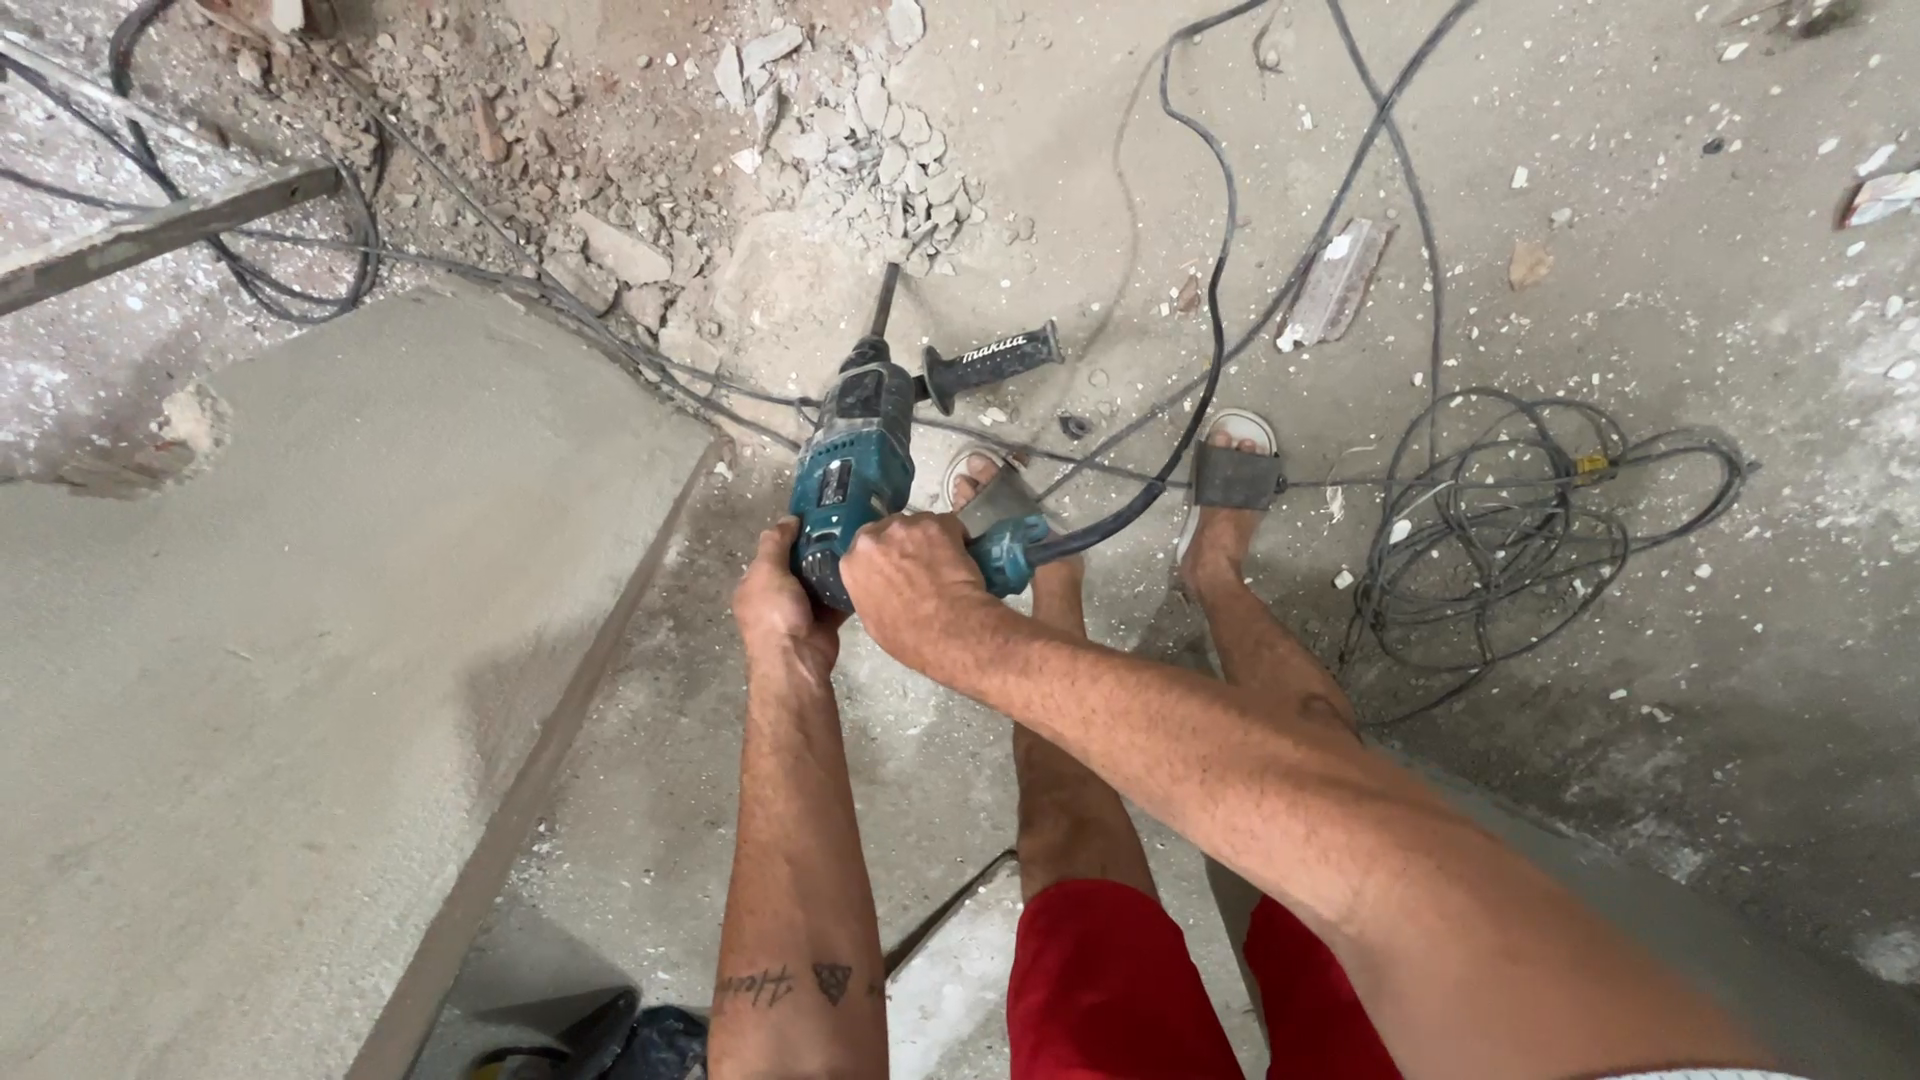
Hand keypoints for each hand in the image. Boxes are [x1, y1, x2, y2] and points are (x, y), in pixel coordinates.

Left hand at [733, 517, 844, 678]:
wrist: (797, 659)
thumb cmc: (774, 613)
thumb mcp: (767, 571)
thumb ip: (775, 542)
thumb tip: (788, 518)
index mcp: (755, 585)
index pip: (771, 554)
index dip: (790, 536)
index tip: (814, 519)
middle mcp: (776, 597)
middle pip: (797, 566)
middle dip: (816, 550)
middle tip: (842, 528)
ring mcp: (801, 611)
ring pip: (819, 582)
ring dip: (833, 567)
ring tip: (855, 543)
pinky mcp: (824, 622)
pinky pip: (836, 599)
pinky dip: (847, 588)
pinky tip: (862, 569)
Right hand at [839, 512, 997, 674]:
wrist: (947, 628)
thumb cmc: (907, 635)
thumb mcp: (871, 619)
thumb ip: (869, 591)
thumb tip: (880, 586)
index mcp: (852, 562)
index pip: (864, 551)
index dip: (882, 558)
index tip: (894, 569)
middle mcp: (874, 537)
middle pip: (888, 532)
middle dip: (901, 544)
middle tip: (919, 565)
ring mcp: (906, 526)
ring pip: (916, 525)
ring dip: (926, 539)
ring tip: (941, 562)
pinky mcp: (937, 523)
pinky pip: (945, 524)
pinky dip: (953, 538)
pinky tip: (959, 557)